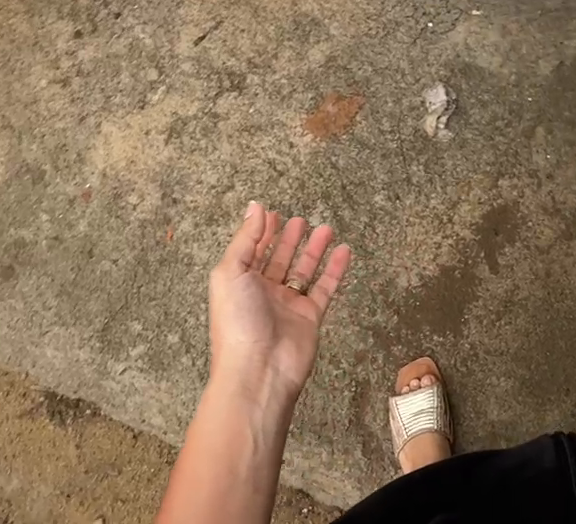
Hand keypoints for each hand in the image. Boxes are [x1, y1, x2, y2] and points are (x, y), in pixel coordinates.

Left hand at [207, 202, 352, 405]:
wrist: (258, 370)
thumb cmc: (237, 321)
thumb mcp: (230, 272)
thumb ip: (245, 238)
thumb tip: (255, 206)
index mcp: (240, 283)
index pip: (252, 251)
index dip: (262, 232)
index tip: (273, 213)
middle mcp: (263, 293)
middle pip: (278, 260)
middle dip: (288, 240)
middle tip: (301, 220)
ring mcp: (288, 305)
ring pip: (303, 271)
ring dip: (314, 250)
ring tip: (326, 228)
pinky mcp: (310, 317)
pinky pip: (325, 288)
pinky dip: (335, 270)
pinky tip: (344, 252)